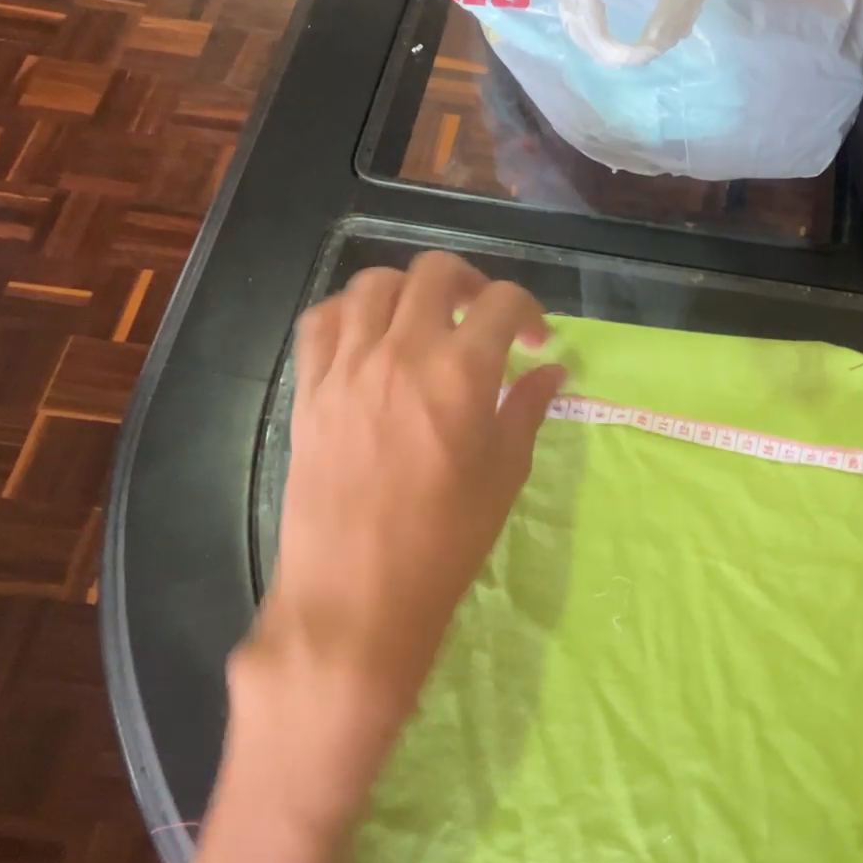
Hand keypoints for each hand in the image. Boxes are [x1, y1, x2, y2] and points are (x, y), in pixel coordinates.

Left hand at [227, 252, 565, 827]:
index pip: (503, 302)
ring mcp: (347, 364)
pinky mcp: (310, 387)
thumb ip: (527, 408)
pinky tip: (370, 338)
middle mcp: (402, 350)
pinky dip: (351, 312)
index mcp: (462, 370)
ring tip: (427, 323)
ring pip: (374, 284)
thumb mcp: (506, 472)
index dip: (529, 311)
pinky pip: (322, 320)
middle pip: (436, 272)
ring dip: (411, 291)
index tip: (536, 339)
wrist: (358, 589)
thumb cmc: (448, 537)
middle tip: (484, 318)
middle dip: (472, 283)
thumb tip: (551, 370)